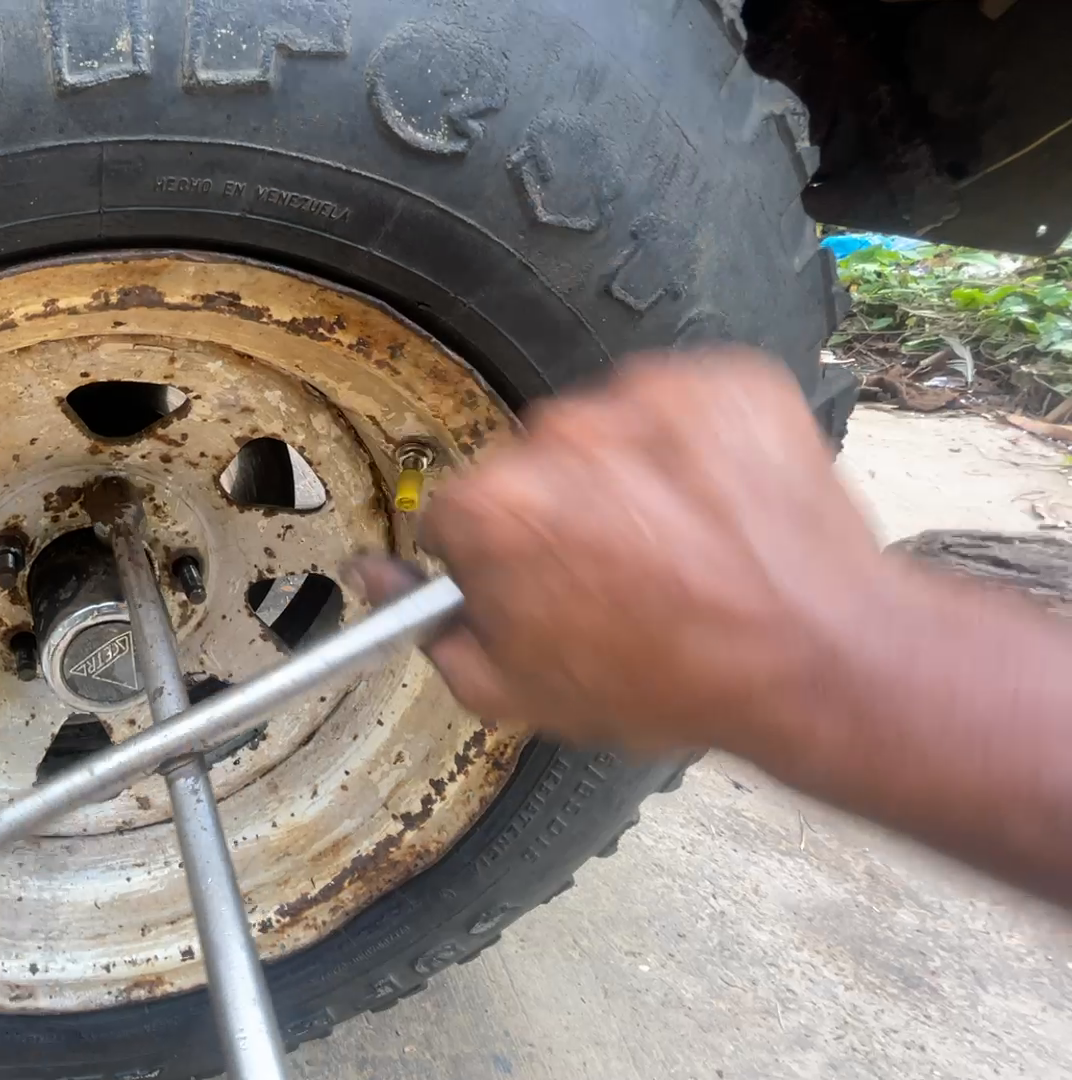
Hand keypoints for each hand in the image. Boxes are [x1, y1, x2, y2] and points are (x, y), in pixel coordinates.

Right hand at [353, 349, 883, 755]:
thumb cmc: (659, 678)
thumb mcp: (509, 687)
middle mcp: (549, 437)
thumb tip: (370, 573)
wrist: (823, 659)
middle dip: (543, 511)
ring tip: (663, 534)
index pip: (452, 516)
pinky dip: (674, 439)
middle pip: (517, 469)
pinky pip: (664, 400)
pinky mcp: (715, 381)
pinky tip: (700, 498)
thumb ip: (420, 626)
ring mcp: (637, 399)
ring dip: (608, 473)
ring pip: (588, 432)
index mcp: (488, 507)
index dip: (487, 556)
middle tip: (603, 564)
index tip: (529, 580)